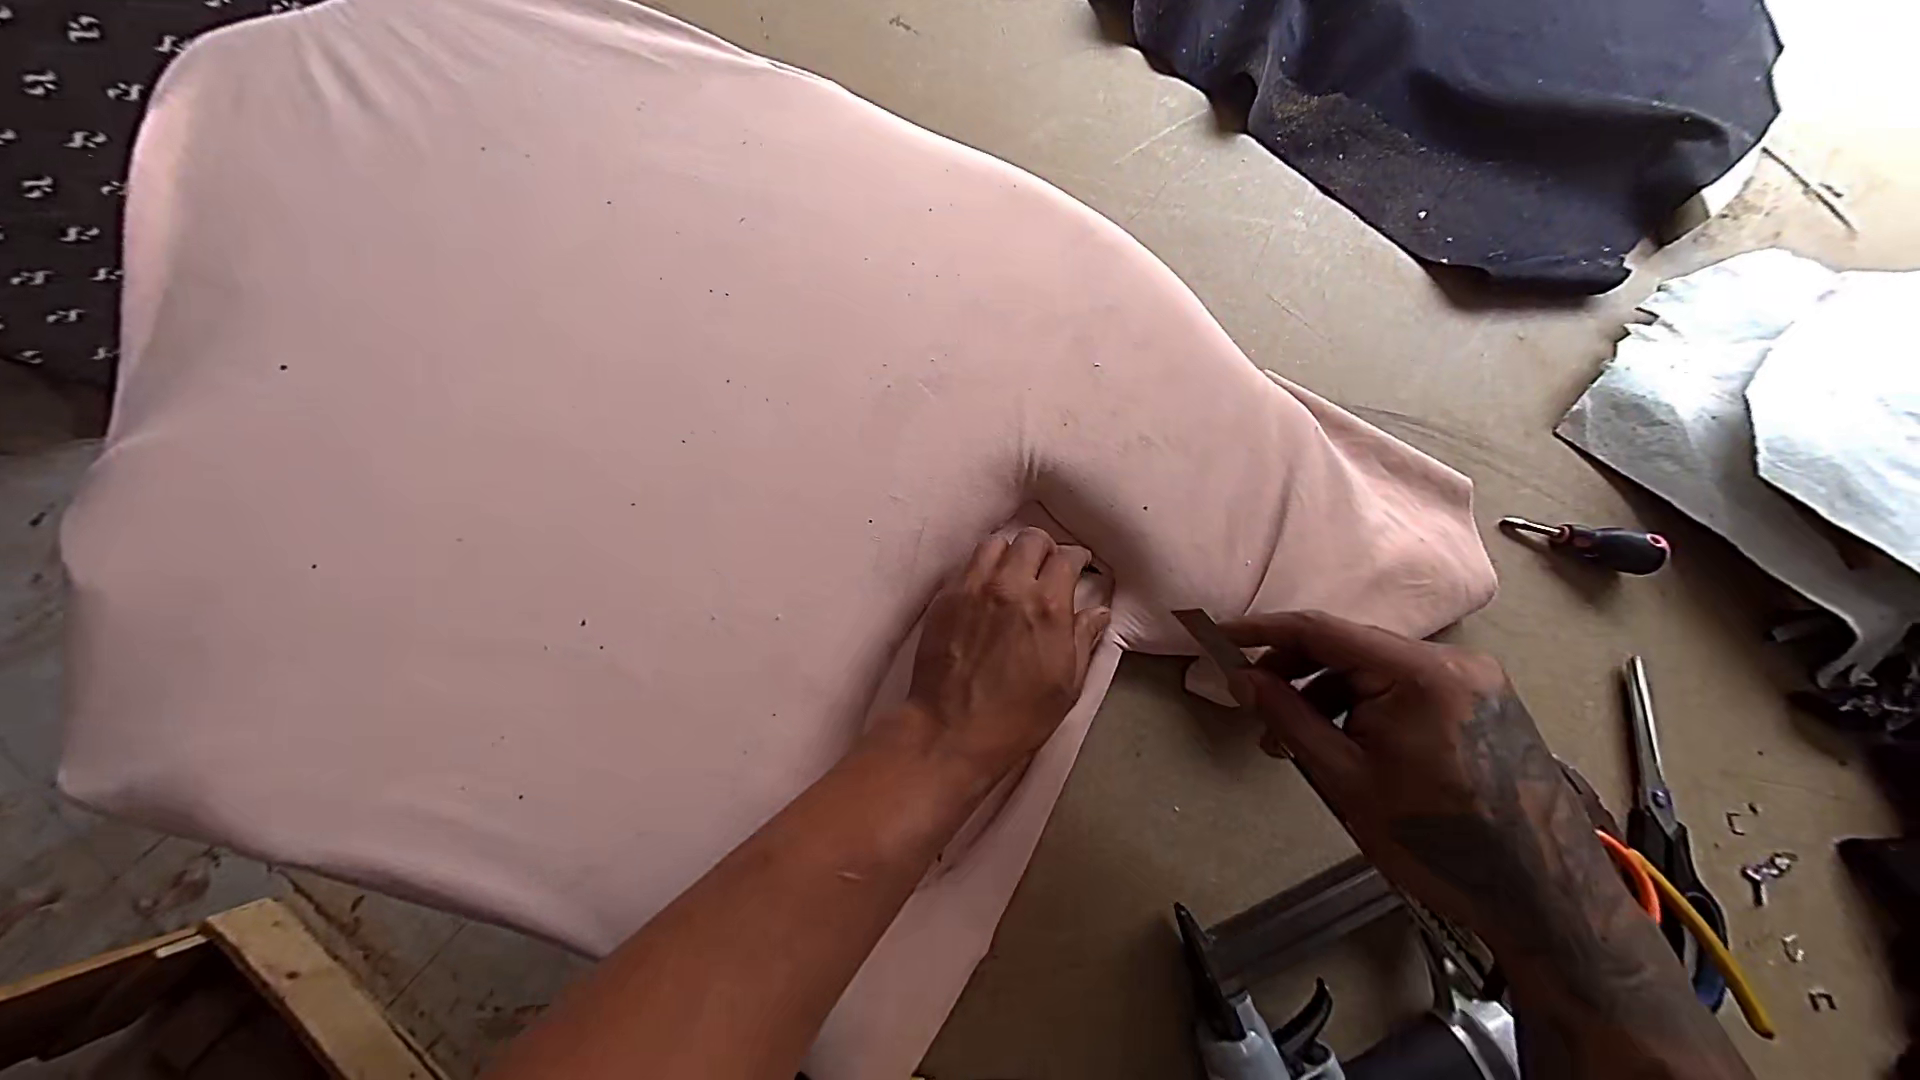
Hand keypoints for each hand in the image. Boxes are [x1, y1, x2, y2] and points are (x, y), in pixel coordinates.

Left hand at [897, 528, 1109, 783]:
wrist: (952, 730)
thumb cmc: (1018, 716)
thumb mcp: (1067, 684)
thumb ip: (1084, 639)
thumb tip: (1099, 612)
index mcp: (1047, 606)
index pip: (1066, 558)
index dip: (1077, 558)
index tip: (1078, 565)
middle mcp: (1009, 586)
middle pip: (1031, 539)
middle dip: (1045, 548)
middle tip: (1047, 565)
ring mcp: (973, 588)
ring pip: (996, 544)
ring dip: (1011, 552)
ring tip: (1014, 570)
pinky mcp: (945, 597)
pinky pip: (967, 564)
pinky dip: (982, 567)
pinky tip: (986, 587)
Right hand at [1218, 611, 1615, 948]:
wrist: (1546, 899)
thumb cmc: (1437, 839)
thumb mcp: (1344, 776)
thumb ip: (1286, 716)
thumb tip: (1239, 677)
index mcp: (1420, 673)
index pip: (1320, 629)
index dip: (1261, 629)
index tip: (1219, 635)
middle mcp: (1451, 661)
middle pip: (1344, 646)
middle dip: (1291, 672)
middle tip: (1255, 707)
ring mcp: (1470, 679)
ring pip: (1369, 667)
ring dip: (1323, 693)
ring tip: (1295, 739)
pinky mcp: (1478, 699)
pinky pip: (1397, 685)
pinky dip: (1358, 704)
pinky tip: (1341, 740)